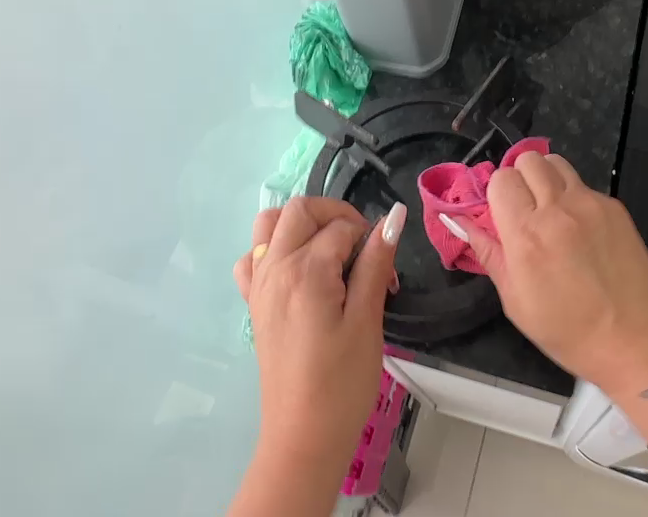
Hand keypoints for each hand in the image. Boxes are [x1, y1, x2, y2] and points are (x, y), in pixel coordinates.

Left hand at [234, 197, 405, 463]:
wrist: (304, 436)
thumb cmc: (342, 381)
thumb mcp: (368, 318)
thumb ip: (376, 261)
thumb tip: (394, 216)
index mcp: (305, 271)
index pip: (343, 226)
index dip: (372, 239)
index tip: (387, 272)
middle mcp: (274, 268)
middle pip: (301, 210)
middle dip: (337, 216)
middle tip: (363, 248)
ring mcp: (259, 285)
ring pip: (270, 223)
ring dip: (301, 224)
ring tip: (330, 251)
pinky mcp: (254, 303)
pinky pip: (253, 257)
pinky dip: (274, 249)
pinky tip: (298, 270)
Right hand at [457, 150, 647, 388]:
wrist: (635, 340)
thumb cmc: (568, 331)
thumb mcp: (514, 300)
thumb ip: (487, 252)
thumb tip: (459, 222)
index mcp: (526, 235)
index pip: (501, 179)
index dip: (497, 195)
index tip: (501, 216)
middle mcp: (558, 209)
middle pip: (528, 160)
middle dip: (519, 179)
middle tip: (524, 209)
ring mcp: (590, 203)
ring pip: (556, 162)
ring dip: (546, 178)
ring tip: (550, 211)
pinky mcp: (615, 206)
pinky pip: (583, 185)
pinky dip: (573, 197)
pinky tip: (580, 230)